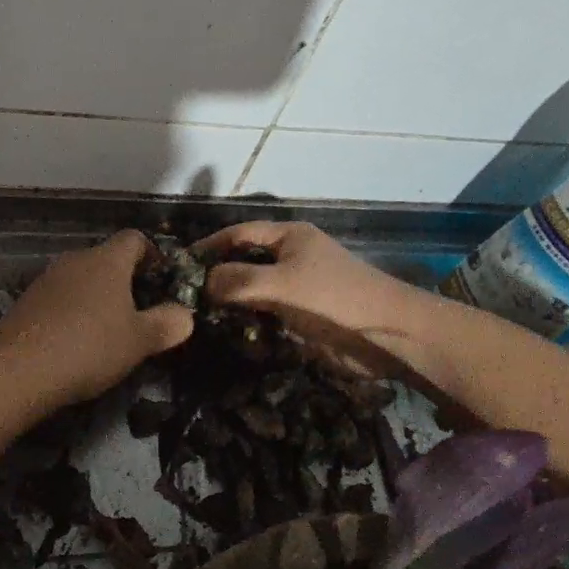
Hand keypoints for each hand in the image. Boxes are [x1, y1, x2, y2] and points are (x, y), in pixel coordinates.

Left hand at [0, 230, 194, 407]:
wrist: (18, 370)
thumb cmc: (89, 347)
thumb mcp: (139, 341)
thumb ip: (166, 324)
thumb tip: (186, 315)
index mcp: (107, 260)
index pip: (135, 238)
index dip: (153, 254)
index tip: (163, 279)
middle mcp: (76, 259)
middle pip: (107, 258)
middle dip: (125, 280)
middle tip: (141, 312)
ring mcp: (47, 278)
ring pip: (82, 279)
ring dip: (97, 297)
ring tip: (109, 330)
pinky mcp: (27, 301)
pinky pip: (59, 298)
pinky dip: (72, 312)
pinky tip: (76, 341)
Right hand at [195, 221, 427, 376]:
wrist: (387, 335)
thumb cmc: (335, 298)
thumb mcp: (282, 283)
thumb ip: (239, 280)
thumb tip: (203, 282)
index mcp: (289, 237)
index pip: (240, 233)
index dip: (211, 245)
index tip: (181, 262)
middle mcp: (291, 257)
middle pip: (245, 260)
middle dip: (217, 275)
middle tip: (184, 294)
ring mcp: (297, 287)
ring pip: (253, 290)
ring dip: (231, 302)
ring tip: (199, 316)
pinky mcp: (302, 315)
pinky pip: (266, 314)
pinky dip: (248, 322)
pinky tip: (227, 332)